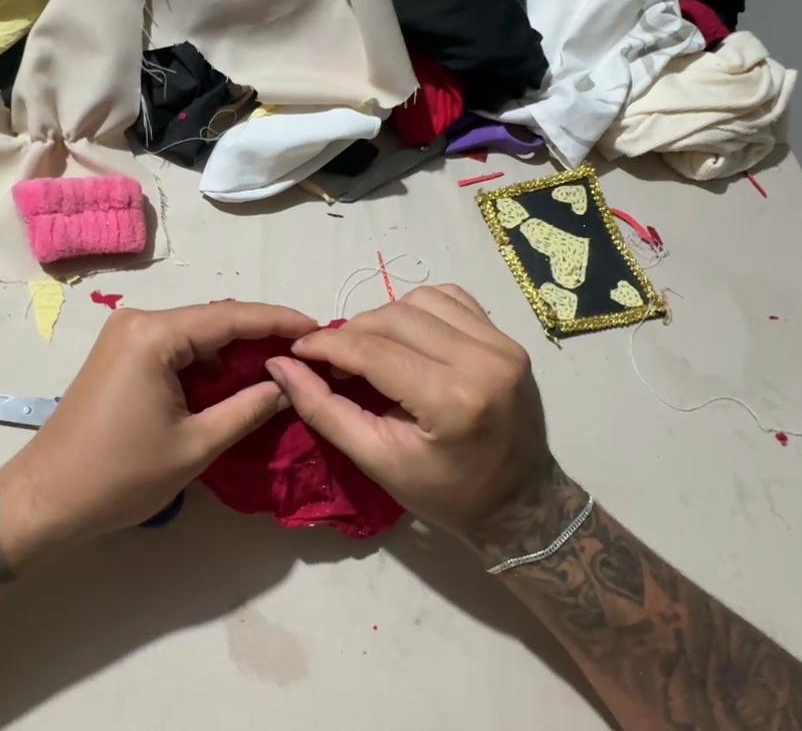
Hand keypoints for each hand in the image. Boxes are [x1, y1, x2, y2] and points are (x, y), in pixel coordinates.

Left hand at [0, 301, 315, 556]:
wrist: (47, 497)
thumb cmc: (119, 475)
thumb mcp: (195, 446)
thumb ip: (247, 409)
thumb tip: (285, 383)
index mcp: (154, 335)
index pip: (230, 317)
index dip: (278, 321)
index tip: (319, 328)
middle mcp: (138, 321)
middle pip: (213, 320)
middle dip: (259, 336)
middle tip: (306, 353)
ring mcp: (125, 335)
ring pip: (196, 334)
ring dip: (233, 351)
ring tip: (280, 368)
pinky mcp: (121, 354)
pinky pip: (176, 348)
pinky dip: (206, 362)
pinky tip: (234, 380)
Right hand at [265, 284, 550, 541]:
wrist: (521, 502)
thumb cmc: (445, 493)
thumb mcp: (375, 460)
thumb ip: (323, 409)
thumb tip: (279, 365)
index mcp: (453, 401)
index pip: (373, 351)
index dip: (326, 346)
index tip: (297, 350)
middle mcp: (483, 362)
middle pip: (393, 318)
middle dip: (351, 333)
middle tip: (331, 359)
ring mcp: (502, 346)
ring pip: (420, 300)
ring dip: (384, 318)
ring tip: (371, 350)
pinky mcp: (509, 339)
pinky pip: (451, 299)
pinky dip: (418, 310)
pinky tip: (407, 338)